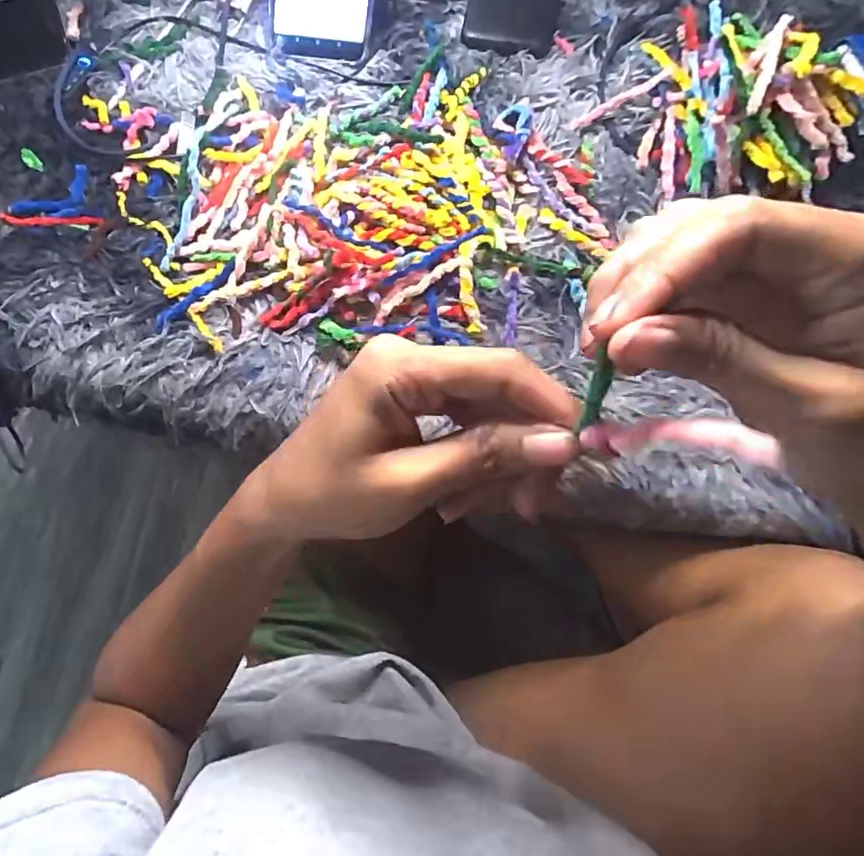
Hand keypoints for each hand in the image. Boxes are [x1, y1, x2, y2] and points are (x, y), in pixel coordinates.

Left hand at [230, 337, 582, 542]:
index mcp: (399, 364)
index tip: (582, 452)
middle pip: (496, 386)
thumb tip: (561, 443)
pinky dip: (477, 456)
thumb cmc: (331, 496)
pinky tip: (467, 496)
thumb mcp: (409, 484)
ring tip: (493, 508)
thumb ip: (483, 458)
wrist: (281, 503)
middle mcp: (408, 355)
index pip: (496, 368)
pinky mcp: (410, 393)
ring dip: (501, 457)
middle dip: (524, 443)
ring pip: (485, 406)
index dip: (548, 404)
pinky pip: (463, 417)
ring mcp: (409, 372)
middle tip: (534, 503)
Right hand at [580, 197, 863, 506]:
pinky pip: (688, 279)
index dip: (668, 266)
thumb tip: (621, 339)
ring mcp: (792, 264)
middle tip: (596, 336)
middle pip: (708, 225)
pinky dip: (647, 306)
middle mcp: (832, 242)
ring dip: (633, 286)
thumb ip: (718, 361)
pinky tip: (623, 337)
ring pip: (686, 243)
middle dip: (641, 275)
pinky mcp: (762, 289)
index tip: (613, 323)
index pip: (749, 227)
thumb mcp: (812, 413)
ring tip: (602, 340)